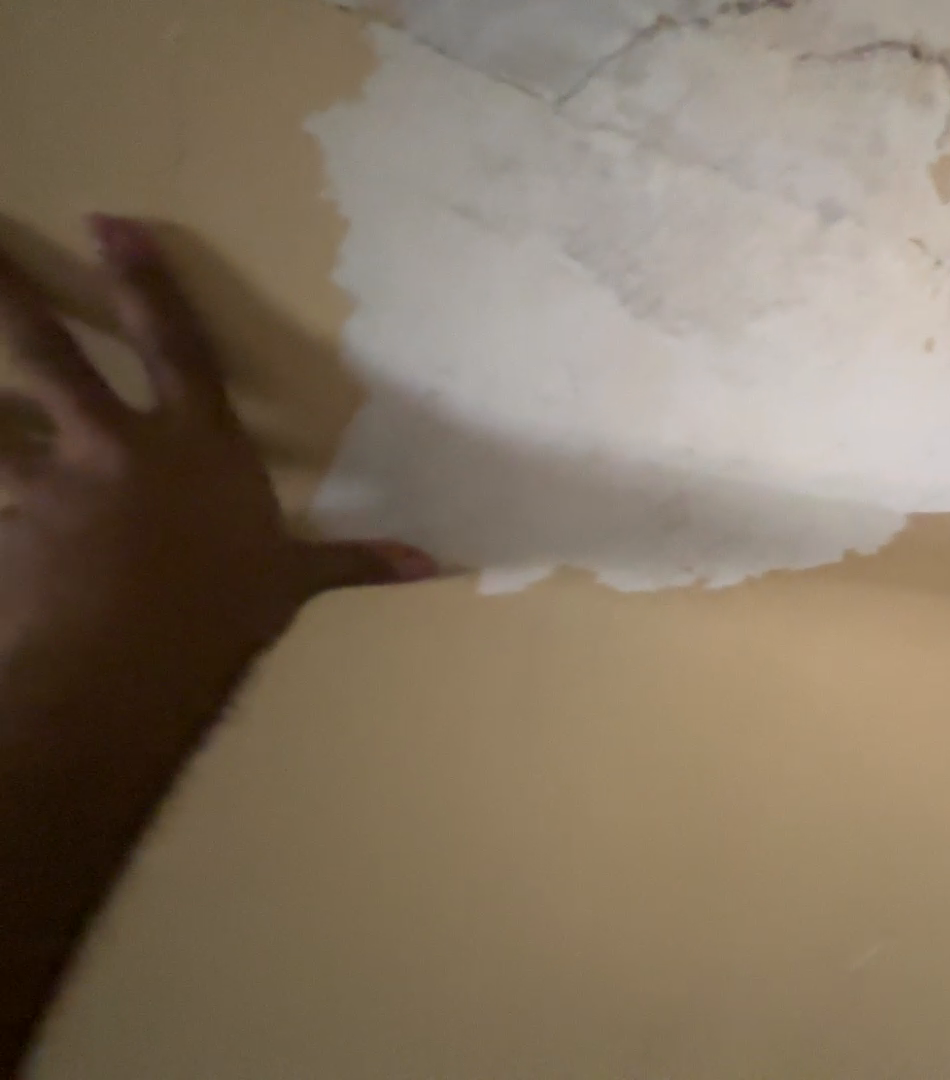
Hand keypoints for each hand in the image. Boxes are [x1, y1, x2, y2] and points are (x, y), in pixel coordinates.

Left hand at [0, 216, 433, 701]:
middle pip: (53, 357)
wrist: (130, 657)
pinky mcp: (5, 519)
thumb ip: (359, 562)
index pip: (180, 351)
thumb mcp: (297, 579)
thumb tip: (435, 563)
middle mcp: (121, 446)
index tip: (111, 225)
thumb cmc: (227, 603)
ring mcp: (51, 480)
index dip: (149, 287)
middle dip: (13, 298)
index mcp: (203, 448)